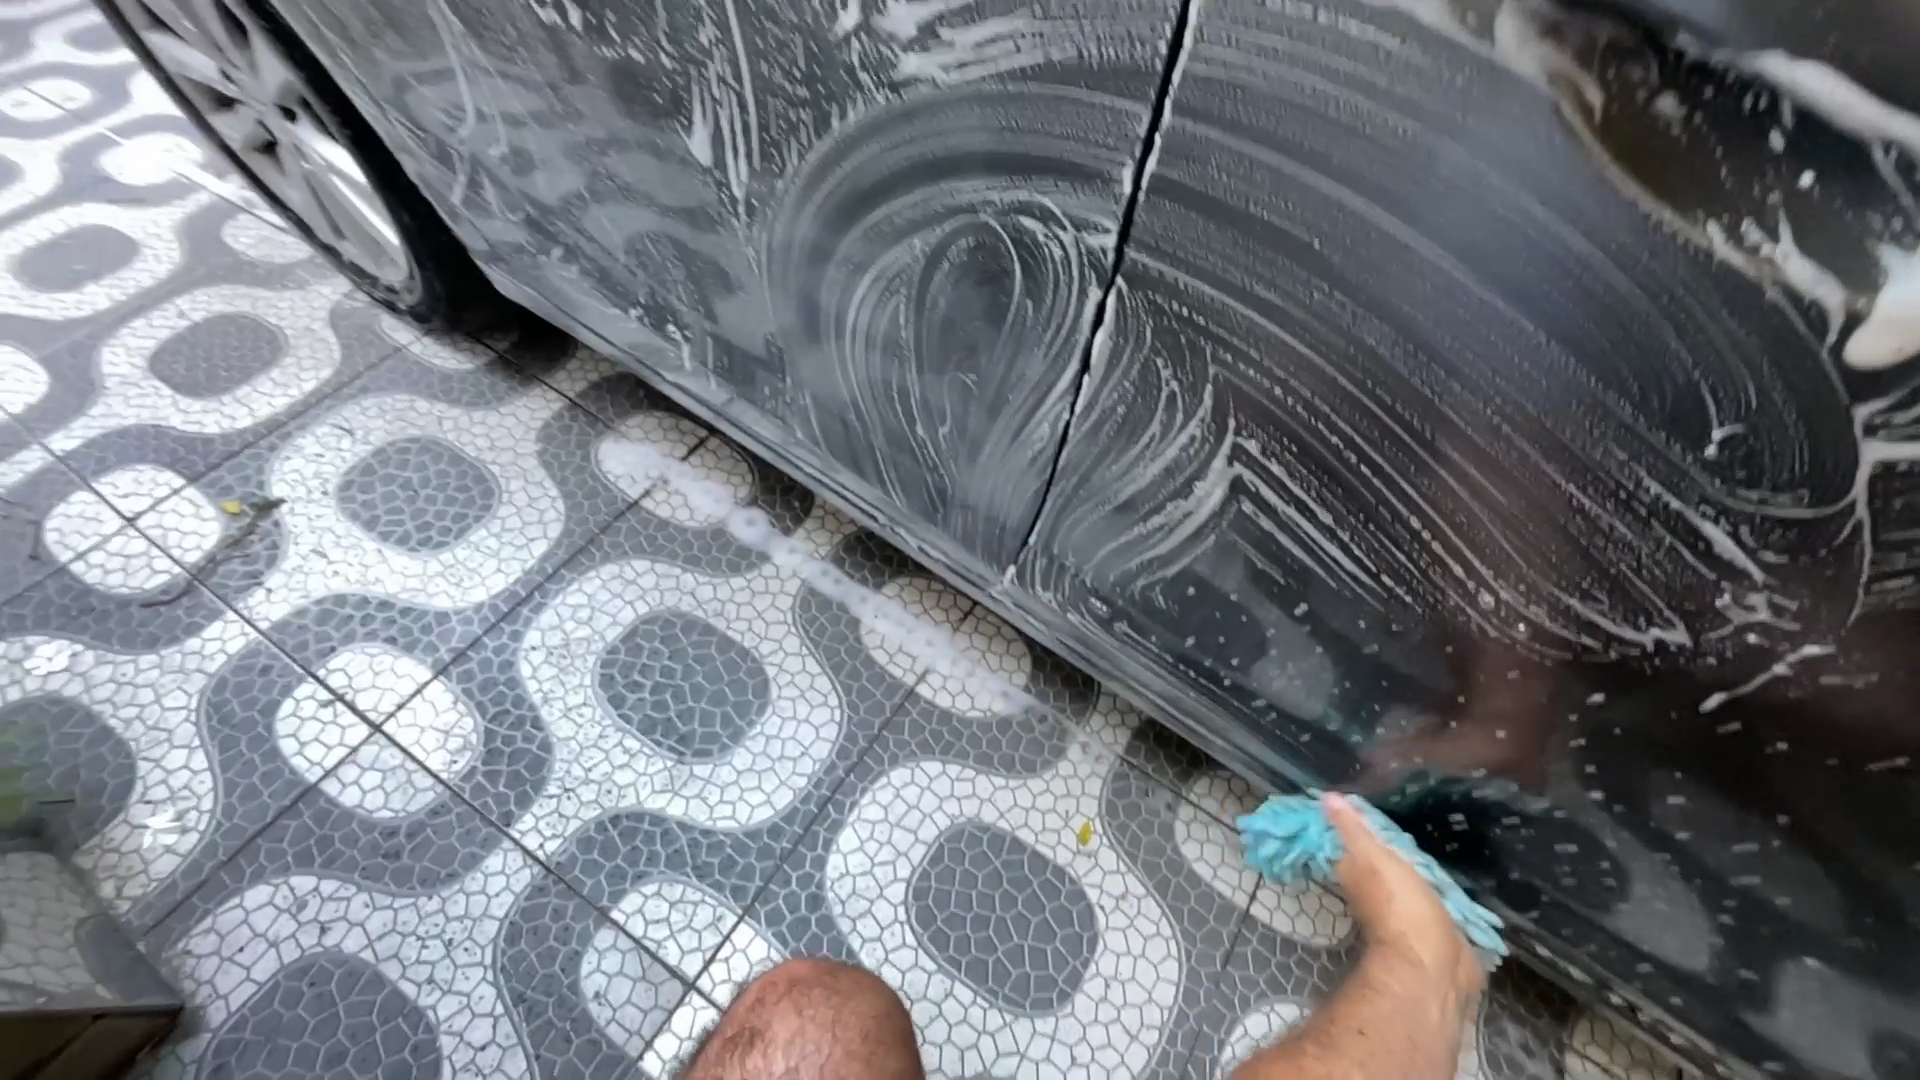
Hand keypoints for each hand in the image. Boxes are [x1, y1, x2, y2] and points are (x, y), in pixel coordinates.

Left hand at [1324, 792, 1485, 1001]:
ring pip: (1401, 876)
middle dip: (1383, 842)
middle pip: (1375, 858)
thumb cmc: (1399, 904)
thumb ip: (1352, 828)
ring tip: (1420, 837)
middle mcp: (1371, 888)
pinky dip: (1431, 882)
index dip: (1350, 824)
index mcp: (1353, 872)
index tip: (1356, 803)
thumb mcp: (1372, 857)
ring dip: (1408, 863)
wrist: (1436, 962)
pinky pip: (1428, 894)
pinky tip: (1441, 870)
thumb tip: (1326, 796)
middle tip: (1394, 816)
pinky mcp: (1430, 921)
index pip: (1345, 841)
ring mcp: (1401, 906)